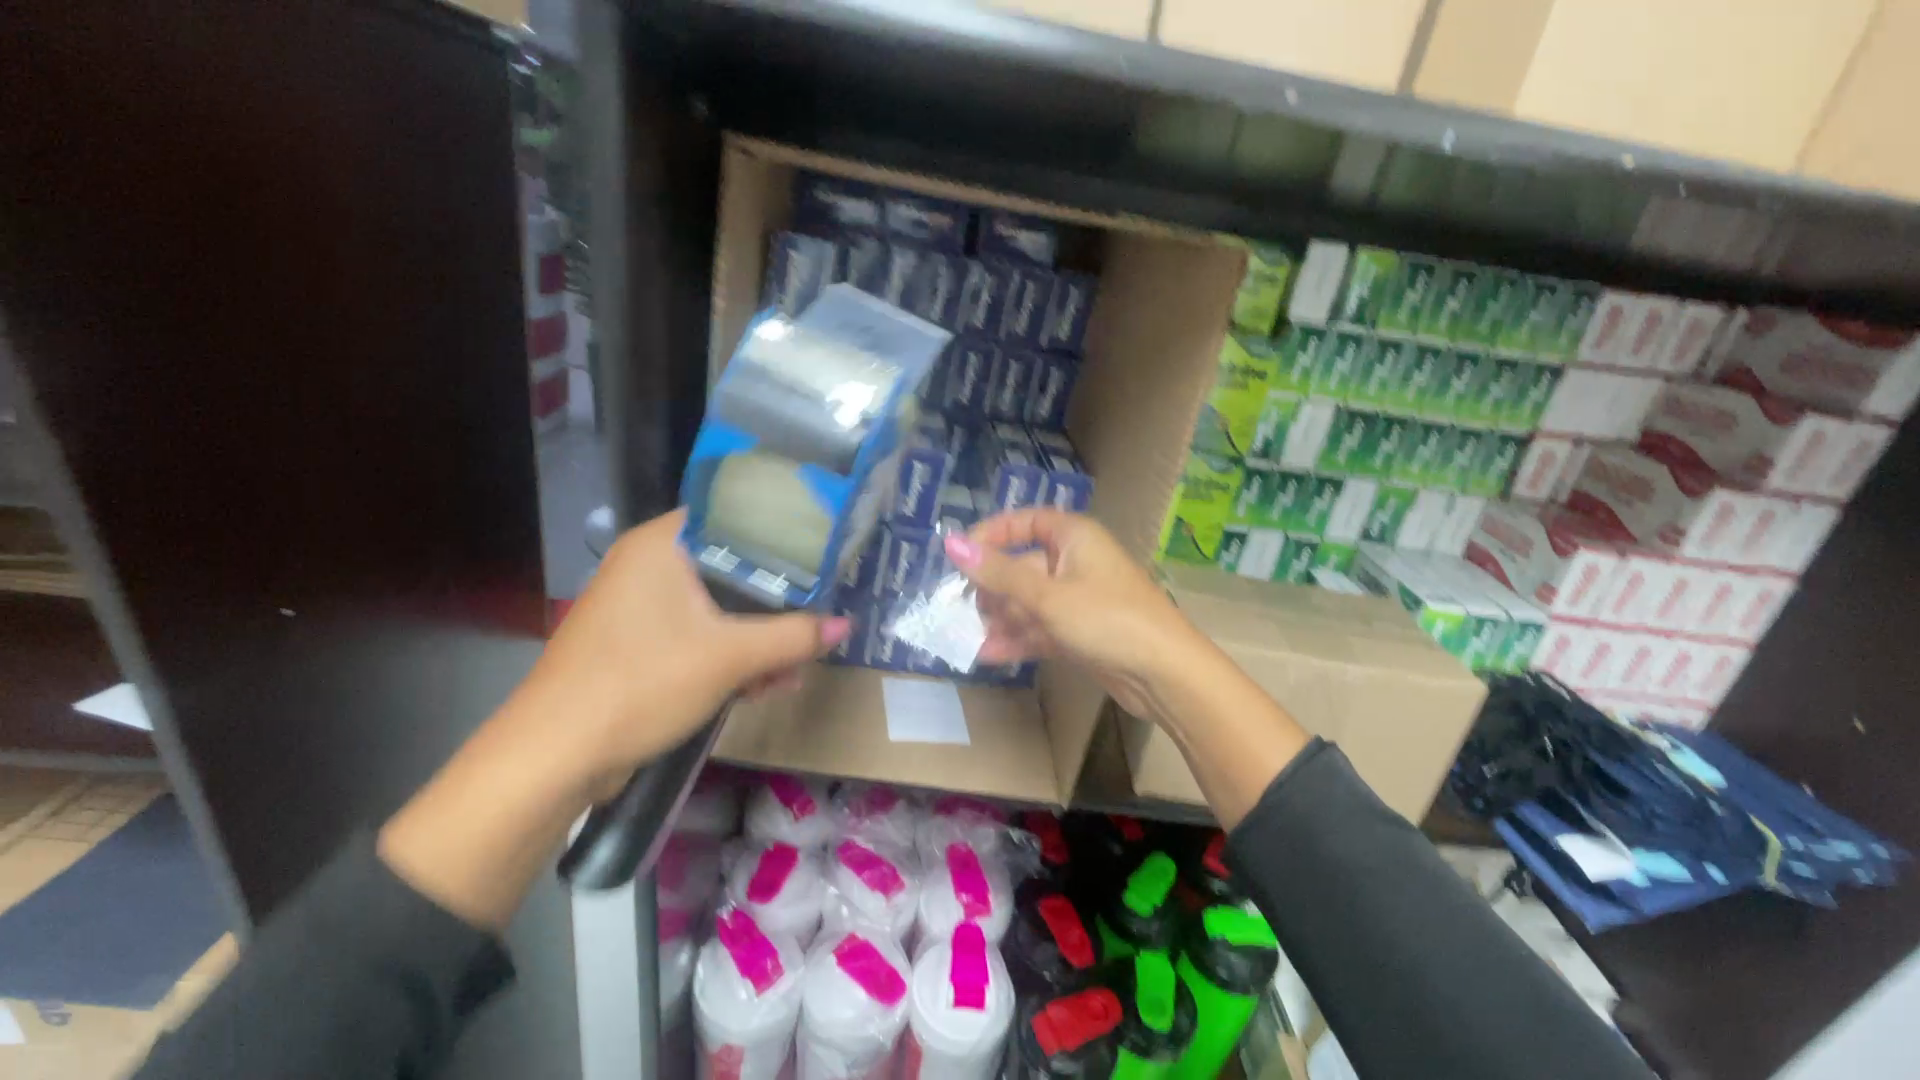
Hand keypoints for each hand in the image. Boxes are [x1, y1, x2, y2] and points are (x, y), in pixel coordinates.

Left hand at [512, 509, 849, 799]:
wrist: (557, 755)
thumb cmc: (642, 682)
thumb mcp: (730, 657)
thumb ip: (793, 636)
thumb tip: (847, 625)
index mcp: (660, 545)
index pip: (732, 515)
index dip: (781, 531)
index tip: (823, 550)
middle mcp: (647, 566)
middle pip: (729, 568)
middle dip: (775, 601)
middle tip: (818, 615)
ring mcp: (638, 609)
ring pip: (715, 610)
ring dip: (756, 638)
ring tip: (796, 667)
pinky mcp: (636, 648)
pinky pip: (695, 639)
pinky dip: (727, 658)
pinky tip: (764, 686)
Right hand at [943, 509, 1204, 720]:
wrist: (1164, 674)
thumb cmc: (1108, 619)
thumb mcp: (1047, 596)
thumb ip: (998, 574)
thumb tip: (951, 544)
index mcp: (1075, 537)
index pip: (1026, 521)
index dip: (993, 534)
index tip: (961, 555)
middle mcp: (1076, 562)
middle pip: (1022, 566)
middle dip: (992, 588)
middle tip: (961, 609)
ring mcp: (1079, 600)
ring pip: (1028, 601)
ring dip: (1000, 618)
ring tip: (969, 637)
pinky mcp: (1080, 633)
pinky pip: (1040, 629)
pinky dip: (1017, 639)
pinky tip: (988, 655)